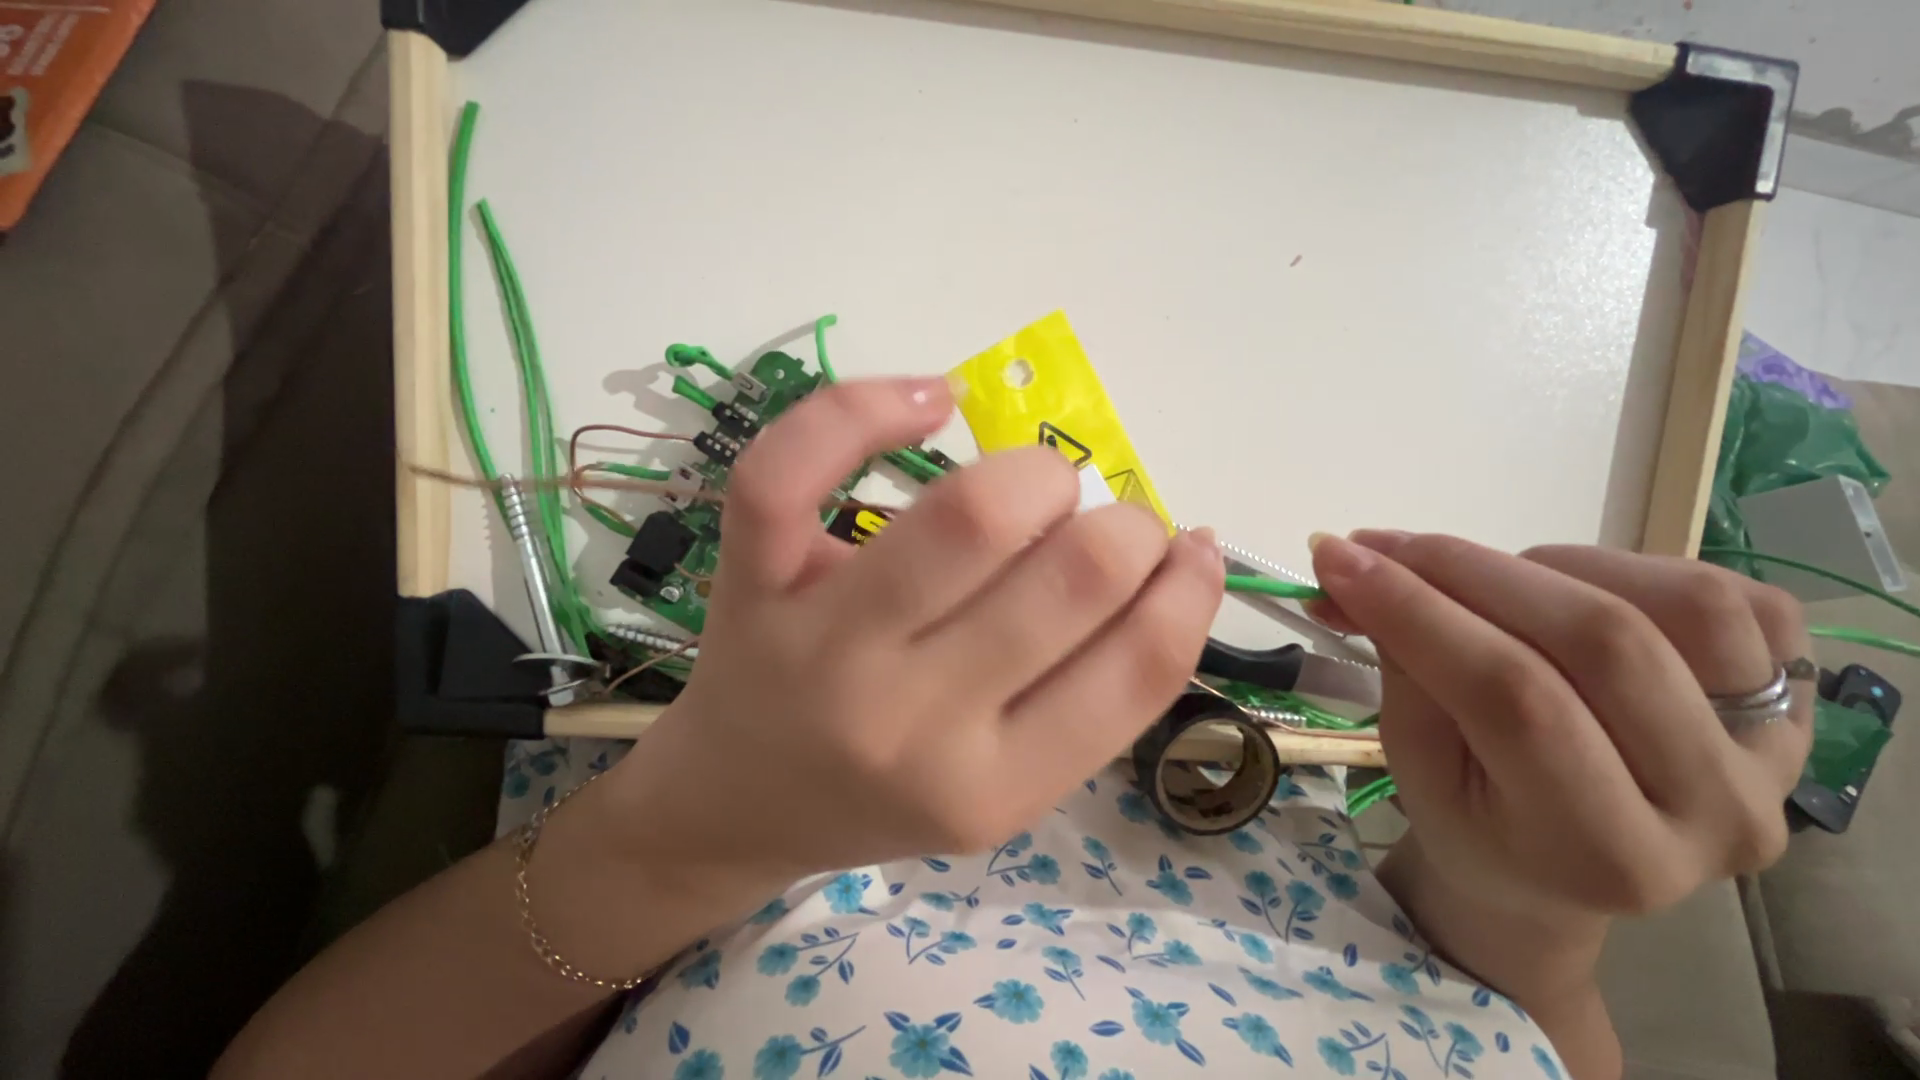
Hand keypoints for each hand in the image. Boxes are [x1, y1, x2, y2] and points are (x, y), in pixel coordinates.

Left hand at [600, 378, 1224, 910]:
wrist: (739, 803)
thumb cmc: (884, 794)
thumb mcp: (1005, 788)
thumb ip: (1090, 691)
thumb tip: (1176, 555)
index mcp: (992, 788)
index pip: (1137, 670)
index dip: (1188, 589)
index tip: (1187, 548)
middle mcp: (909, 721)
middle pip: (1067, 574)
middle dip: (1123, 525)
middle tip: (1108, 524)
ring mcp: (819, 645)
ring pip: (965, 515)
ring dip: (1036, 473)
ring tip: (1039, 484)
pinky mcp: (750, 582)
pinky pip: (793, 471)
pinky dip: (865, 409)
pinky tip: (932, 402)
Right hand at [1305, 531, 1809, 1065]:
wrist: (1564, 866)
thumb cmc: (1472, 824)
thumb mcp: (1414, 765)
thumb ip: (1403, 665)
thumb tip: (1355, 565)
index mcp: (1603, 855)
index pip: (1511, 698)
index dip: (1417, 611)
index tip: (1337, 556)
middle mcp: (1719, 813)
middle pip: (1602, 640)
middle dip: (1472, 570)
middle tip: (1387, 545)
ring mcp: (1778, 757)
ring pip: (1687, 602)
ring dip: (1556, 566)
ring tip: (1487, 580)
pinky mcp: (1807, 708)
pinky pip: (1740, 602)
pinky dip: (1640, 569)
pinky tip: (1571, 589)